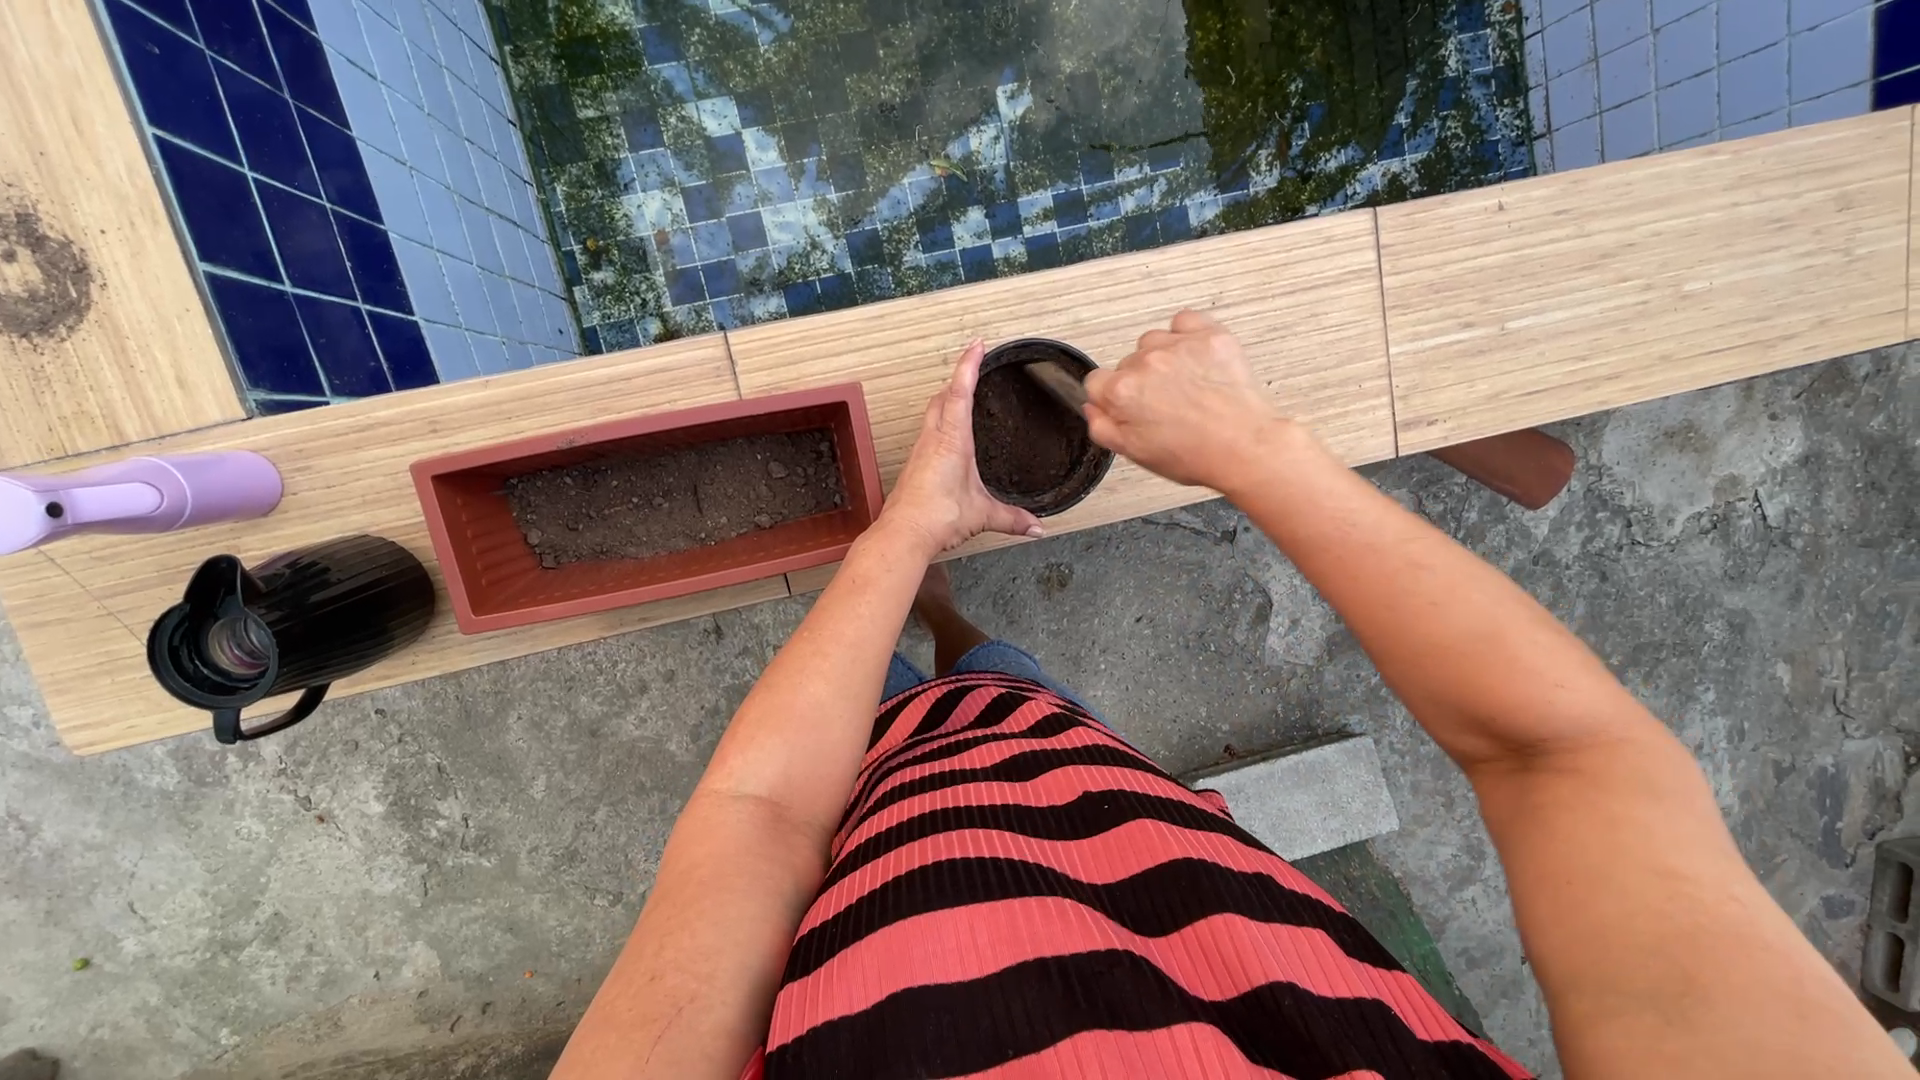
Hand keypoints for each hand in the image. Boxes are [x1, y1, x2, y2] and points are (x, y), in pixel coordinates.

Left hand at [879, 340, 1043, 555]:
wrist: (902, 534)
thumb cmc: (935, 517)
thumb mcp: (982, 515)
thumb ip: (1012, 519)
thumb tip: (1036, 528)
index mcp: (952, 440)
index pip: (960, 392)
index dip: (968, 366)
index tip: (977, 345)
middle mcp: (933, 439)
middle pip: (942, 396)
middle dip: (957, 378)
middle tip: (972, 365)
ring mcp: (920, 450)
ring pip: (932, 413)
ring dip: (946, 399)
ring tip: (961, 394)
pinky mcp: (914, 464)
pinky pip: (927, 432)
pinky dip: (939, 422)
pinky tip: (948, 436)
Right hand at [1083, 310, 1294, 491]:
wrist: (1245, 447)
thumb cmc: (1195, 454)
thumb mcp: (1135, 453)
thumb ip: (1102, 427)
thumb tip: (1092, 407)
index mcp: (1122, 392)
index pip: (1096, 382)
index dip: (1112, 398)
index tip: (1130, 407)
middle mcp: (1145, 362)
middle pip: (1127, 363)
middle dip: (1140, 381)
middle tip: (1166, 405)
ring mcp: (1178, 345)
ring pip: (1153, 342)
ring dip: (1162, 358)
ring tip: (1184, 384)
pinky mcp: (1208, 335)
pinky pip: (1184, 321)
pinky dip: (1186, 335)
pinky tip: (1195, 359)